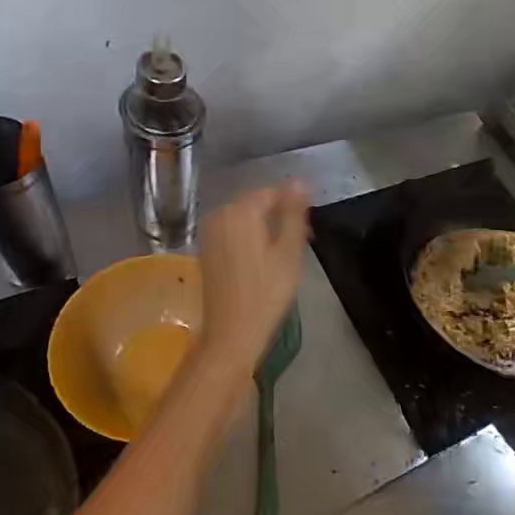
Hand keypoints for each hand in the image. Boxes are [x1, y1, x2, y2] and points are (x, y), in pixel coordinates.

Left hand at [195, 182, 309, 373]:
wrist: (232, 333)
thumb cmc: (266, 294)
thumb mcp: (289, 252)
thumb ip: (293, 213)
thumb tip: (299, 181)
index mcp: (240, 211)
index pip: (273, 193)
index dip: (294, 208)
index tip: (308, 232)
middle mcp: (219, 216)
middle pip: (256, 205)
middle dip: (278, 218)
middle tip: (300, 245)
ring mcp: (209, 234)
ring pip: (244, 221)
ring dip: (264, 231)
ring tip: (283, 257)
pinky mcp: (206, 252)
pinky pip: (232, 235)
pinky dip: (248, 242)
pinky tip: (262, 265)